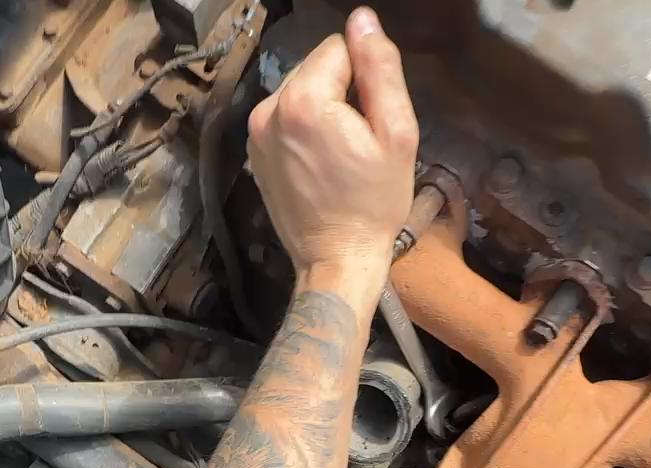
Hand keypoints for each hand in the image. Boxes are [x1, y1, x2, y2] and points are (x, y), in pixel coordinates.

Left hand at [246, 7, 417, 276]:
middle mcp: (269, 109)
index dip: (364, 81)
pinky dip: (301, 132)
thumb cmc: (373, 206)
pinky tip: (318, 165)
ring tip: (337, 157)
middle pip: (314, 69)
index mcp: (304, 100)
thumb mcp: (397, 136)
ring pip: (298, 93)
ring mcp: (255, 135)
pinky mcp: (253, 156)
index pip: (339, 48)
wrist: (336, 261)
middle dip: (339, 94)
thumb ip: (381, 70)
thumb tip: (363, 20)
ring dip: (320, 112)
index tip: (370, 123)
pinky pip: (283, 120)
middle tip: (356, 144)